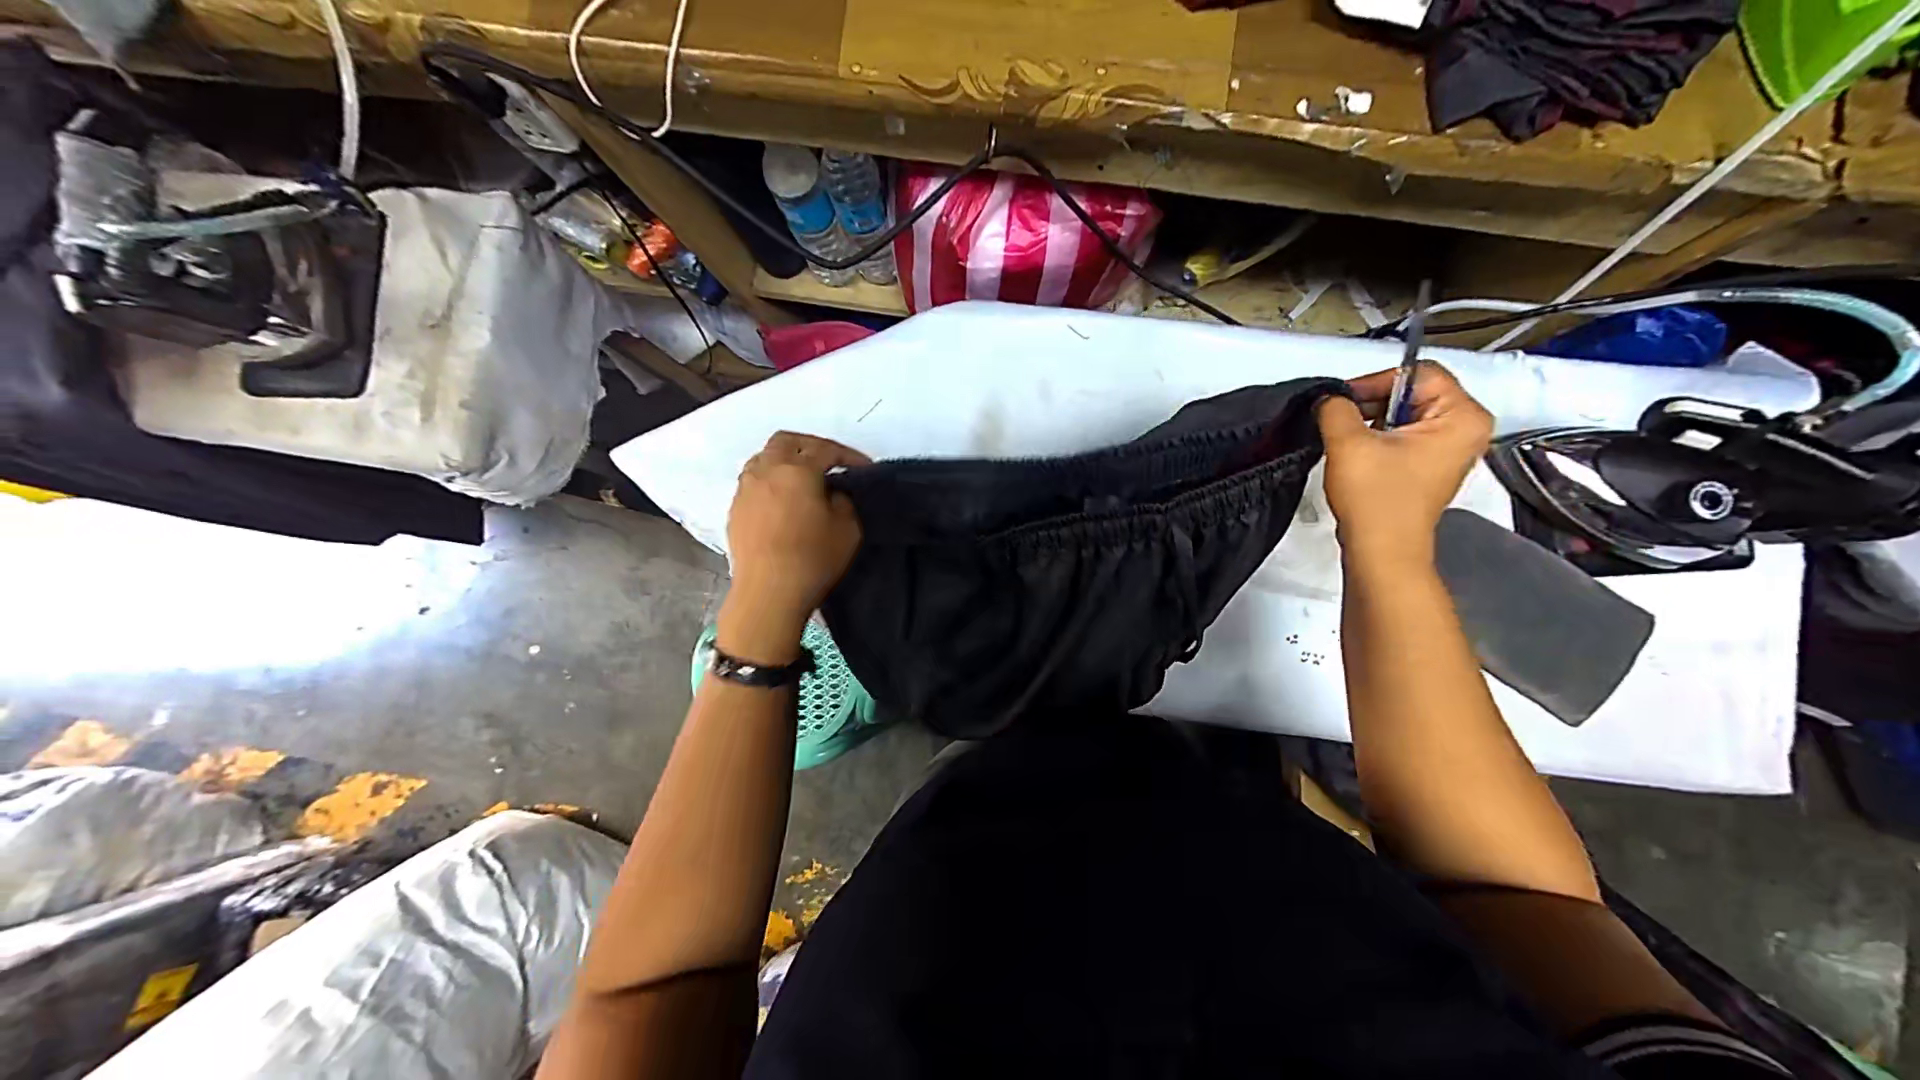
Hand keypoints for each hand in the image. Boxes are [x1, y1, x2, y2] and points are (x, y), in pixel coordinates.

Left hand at [717, 432, 869, 663]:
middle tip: (829, 461)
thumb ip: (844, 501)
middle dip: (810, 446)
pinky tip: (782, 500)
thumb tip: (831, 493)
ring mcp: (746, 490)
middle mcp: (766, 471)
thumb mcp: (848, 529)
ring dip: (785, 461)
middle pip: (786, 442)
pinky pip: (753, 482)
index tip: (864, 466)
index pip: (826, 449)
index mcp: (797, 470)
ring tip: (802, 478)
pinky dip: (771, 481)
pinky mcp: (735, 510)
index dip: (848, 455)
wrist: (768, 593)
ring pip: (763, 458)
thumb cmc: (813, 559)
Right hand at [1316, 363, 1492, 566]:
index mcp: (1463, 417)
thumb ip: (1335, 407)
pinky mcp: (1428, 466)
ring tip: (1345, 438)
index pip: (1418, 372)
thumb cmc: (1378, 502)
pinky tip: (1356, 453)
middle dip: (1371, 402)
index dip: (1375, 382)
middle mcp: (1465, 430)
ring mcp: (1448, 450)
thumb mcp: (1348, 441)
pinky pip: (1401, 435)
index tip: (1344, 399)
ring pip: (1404, 414)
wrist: (1381, 549)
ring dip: (1370, 421)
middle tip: (1339, 417)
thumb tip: (1330, 399)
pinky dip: (1376, 438)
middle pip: (1413, 391)